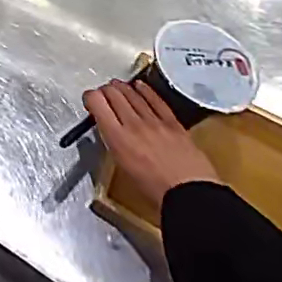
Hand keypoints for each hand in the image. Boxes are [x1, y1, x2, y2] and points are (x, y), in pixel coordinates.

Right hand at [84, 80, 221, 207]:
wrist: (191, 195)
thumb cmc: (154, 189)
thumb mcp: (123, 165)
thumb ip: (114, 142)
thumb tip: (111, 129)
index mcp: (117, 138)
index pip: (97, 102)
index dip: (90, 97)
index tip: (91, 101)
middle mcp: (133, 125)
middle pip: (114, 94)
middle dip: (105, 91)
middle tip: (104, 95)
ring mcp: (154, 122)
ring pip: (133, 94)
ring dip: (122, 87)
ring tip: (117, 86)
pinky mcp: (173, 123)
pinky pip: (156, 100)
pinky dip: (146, 90)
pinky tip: (140, 85)